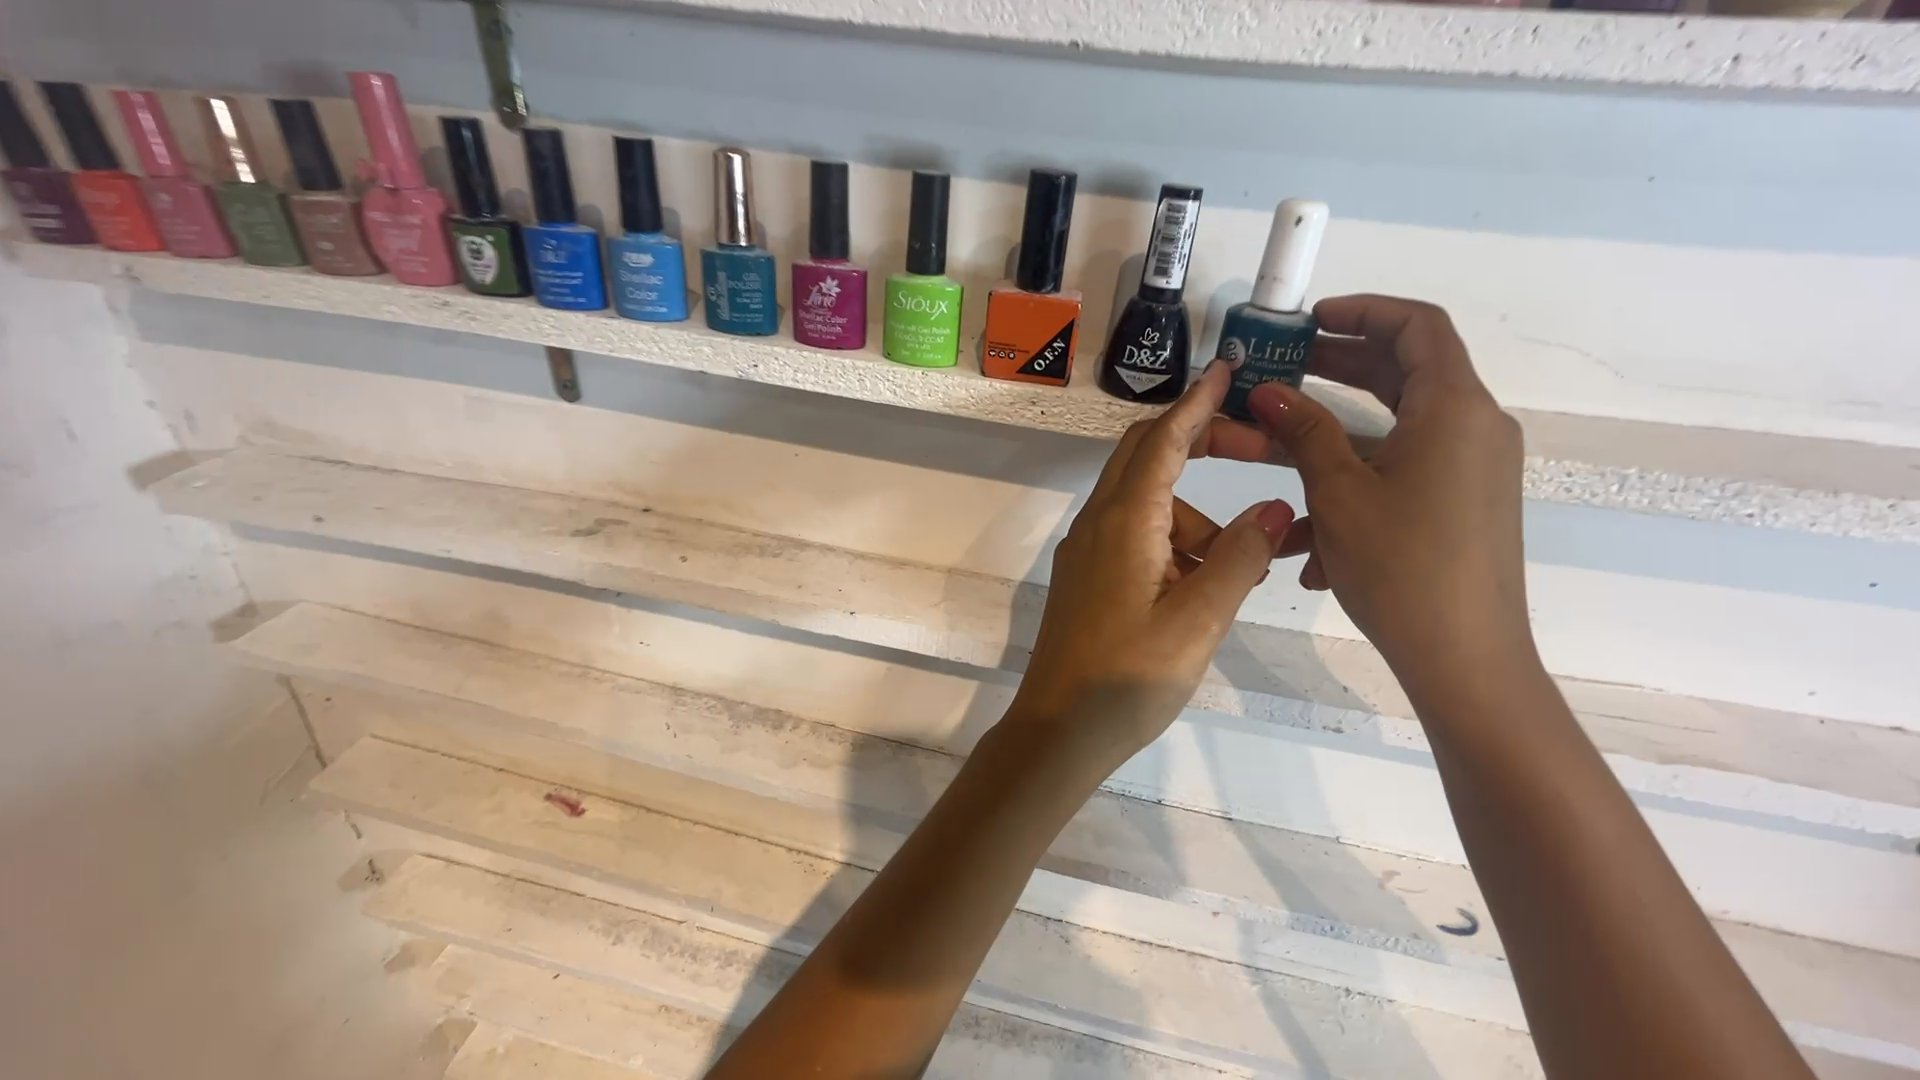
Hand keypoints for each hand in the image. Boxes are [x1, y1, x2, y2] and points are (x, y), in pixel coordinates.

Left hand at [1008, 361, 1296, 768]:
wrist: (1059, 731)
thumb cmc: (1129, 677)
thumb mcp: (1200, 618)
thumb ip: (1241, 557)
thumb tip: (1275, 506)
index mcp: (1124, 521)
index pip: (1163, 439)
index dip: (1198, 402)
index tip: (1229, 371)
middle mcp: (1099, 523)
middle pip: (1149, 457)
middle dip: (1204, 444)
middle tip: (1261, 454)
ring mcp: (1090, 551)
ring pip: (1150, 504)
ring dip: (1200, 516)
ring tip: (1247, 562)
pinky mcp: (1091, 578)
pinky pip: (1139, 537)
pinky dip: (1178, 543)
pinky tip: (1208, 586)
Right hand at [1206, 294, 1533, 697]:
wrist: (1465, 656)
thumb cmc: (1401, 565)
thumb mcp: (1339, 493)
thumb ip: (1304, 433)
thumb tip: (1268, 392)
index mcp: (1455, 408)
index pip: (1417, 326)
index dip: (1362, 312)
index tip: (1309, 322)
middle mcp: (1474, 427)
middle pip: (1407, 372)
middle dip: (1340, 367)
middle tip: (1283, 369)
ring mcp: (1472, 468)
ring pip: (1397, 429)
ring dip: (1336, 434)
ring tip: (1277, 443)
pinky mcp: (1463, 504)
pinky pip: (1405, 471)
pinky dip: (1358, 479)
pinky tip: (1307, 536)